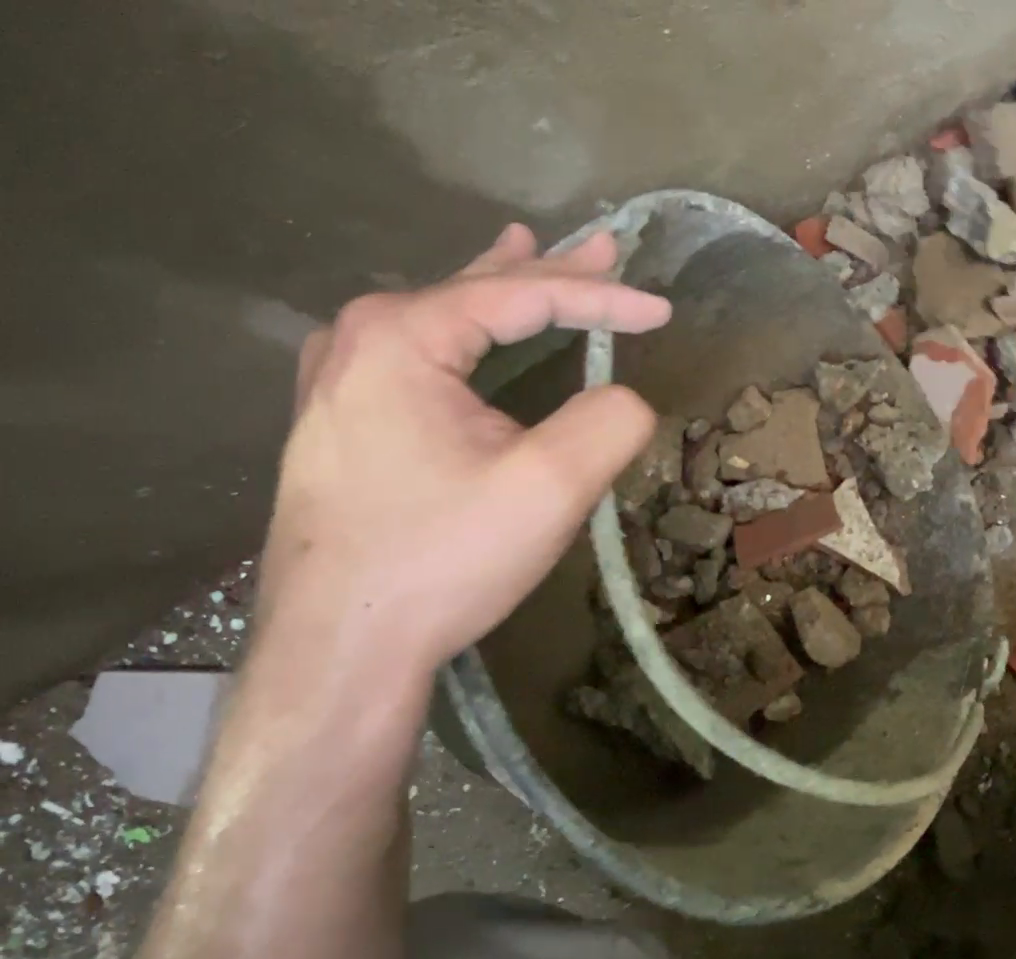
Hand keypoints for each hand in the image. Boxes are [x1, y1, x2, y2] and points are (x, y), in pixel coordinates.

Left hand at [257, 224, 671, 671]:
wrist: (341, 644)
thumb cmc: (443, 558)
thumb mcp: (548, 488)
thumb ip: (608, 422)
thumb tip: (629, 397)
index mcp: (402, 337)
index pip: (522, 296)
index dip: (603, 299)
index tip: (665, 312)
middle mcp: (358, 341)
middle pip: (476, 292)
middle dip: (550, 271)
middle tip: (608, 246)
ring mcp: (339, 383)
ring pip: (444, 321)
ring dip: (502, 294)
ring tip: (533, 251)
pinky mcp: (342, 425)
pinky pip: (418, 356)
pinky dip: (462, 333)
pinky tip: (461, 325)